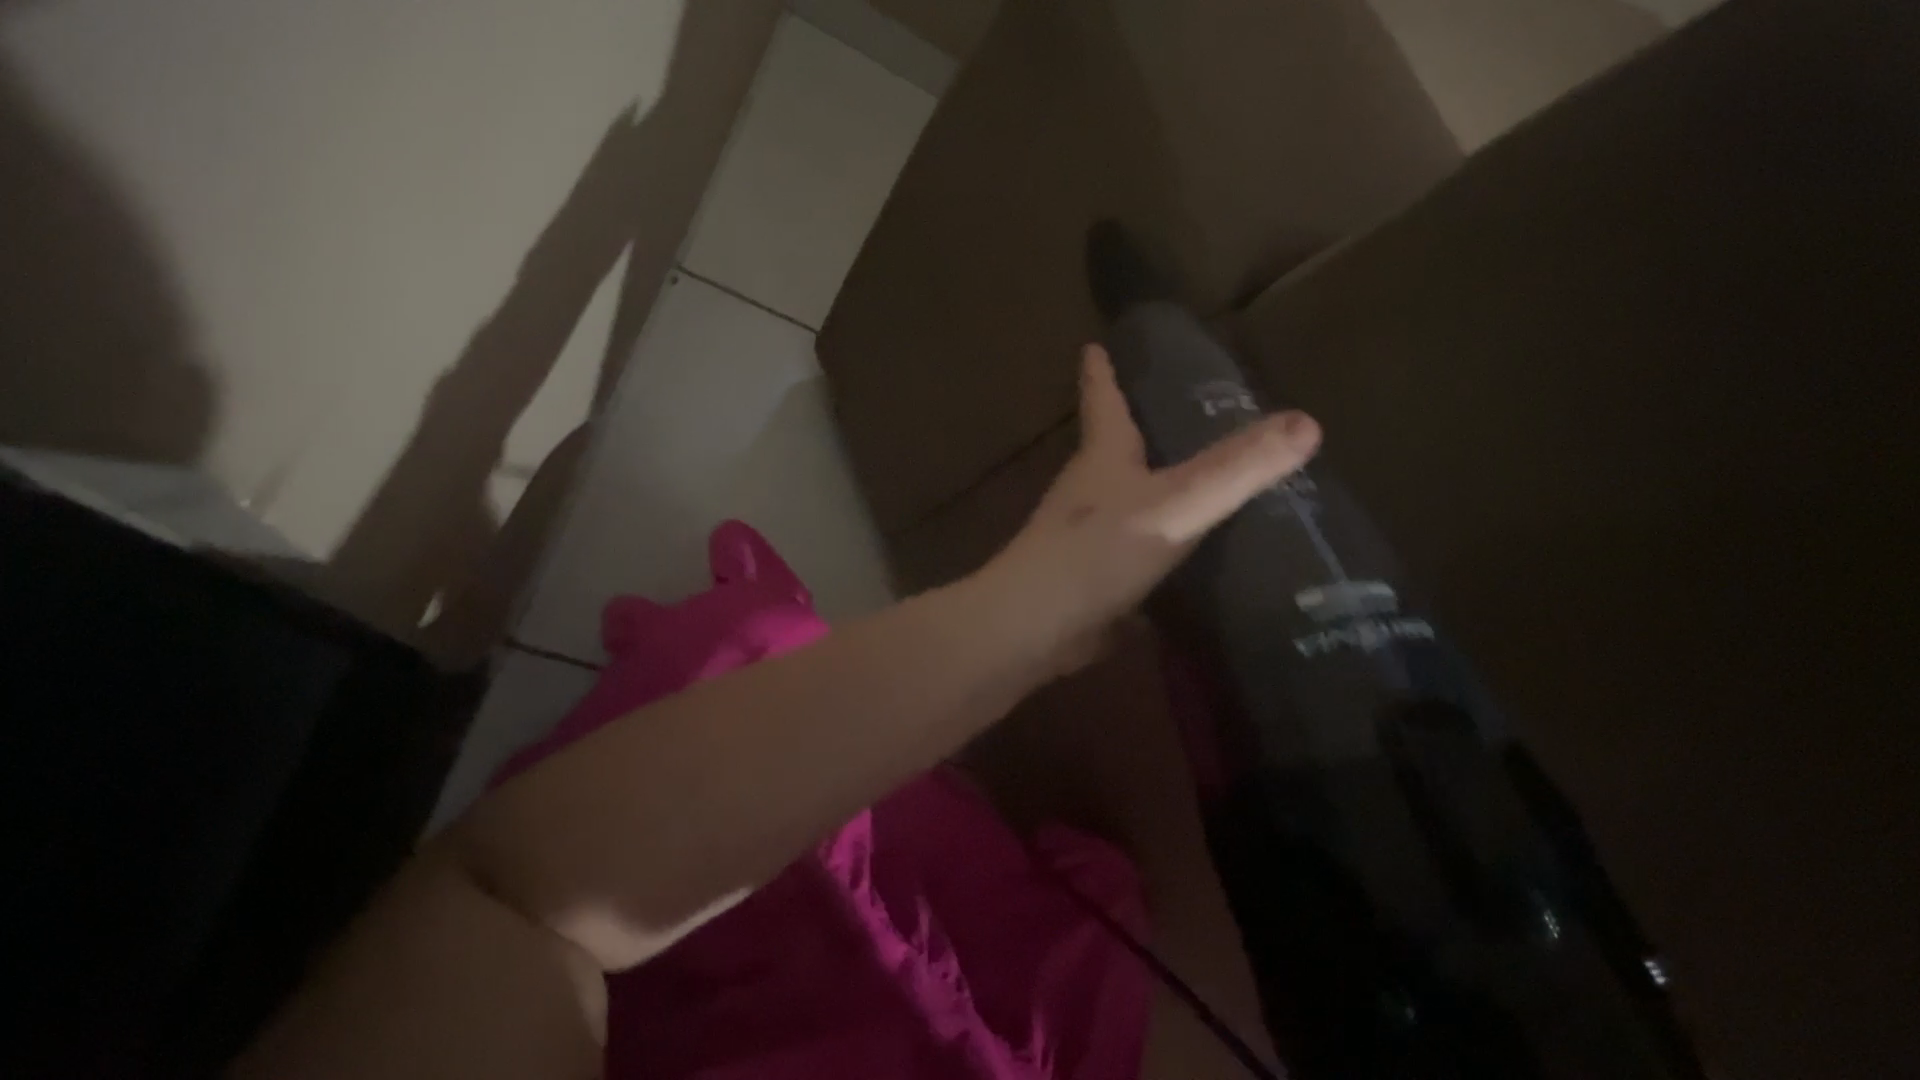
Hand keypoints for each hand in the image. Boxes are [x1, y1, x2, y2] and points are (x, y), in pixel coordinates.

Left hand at [984, 344, 1320, 672]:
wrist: (1037, 626)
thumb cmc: (1097, 551)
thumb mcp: (1177, 503)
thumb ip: (1238, 468)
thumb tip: (1309, 423)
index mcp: (1103, 456)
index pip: (1102, 398)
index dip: (1101, 371)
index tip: (1095, 344)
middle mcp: (1090, 491)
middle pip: (1117, 449)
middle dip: (1144, 430)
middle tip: (1190, 415)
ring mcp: (1089, 539)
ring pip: (1130, 503)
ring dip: (1160, 492)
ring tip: (1209, 485)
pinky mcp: (1096, 582)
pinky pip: (1139, 556)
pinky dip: (1165, 551)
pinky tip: (1200, 561)